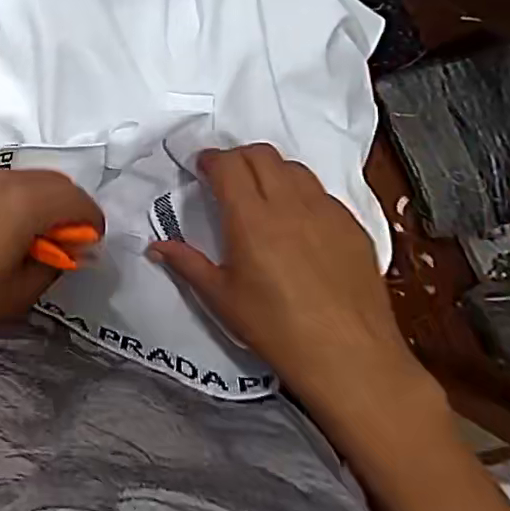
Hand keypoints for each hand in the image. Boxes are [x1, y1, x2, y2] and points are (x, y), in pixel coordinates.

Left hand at [0, 169, 102, 347]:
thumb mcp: (20, 291)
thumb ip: (56, 264)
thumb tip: (72, 249)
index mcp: (28, 202)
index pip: (78, 201)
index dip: (93, 222)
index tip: (91, 244)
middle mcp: (9, 178)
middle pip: (59, 182)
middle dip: (72, 207)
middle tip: (68, 240)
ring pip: (33, 178)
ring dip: (46, 200)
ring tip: (37, 234)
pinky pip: (7, 180)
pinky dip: (21, 196)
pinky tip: (6, 226)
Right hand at [148, 144, 415, 404]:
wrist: (350, 356)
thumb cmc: (277, 331)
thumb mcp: (223, 300)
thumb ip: (188, 265)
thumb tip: (157, 247)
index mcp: (251, 219)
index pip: (228, 165)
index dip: (212, 159)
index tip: (203, 167)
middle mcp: (289, 204)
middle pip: (260, 154)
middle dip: (238, 156)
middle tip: (227, 176)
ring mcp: (325, 210)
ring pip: (293, 166)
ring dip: (271, 169)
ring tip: (262, 192)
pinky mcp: (351, 224)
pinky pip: (321, 192)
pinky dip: (302, 192)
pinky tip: (298, 220)